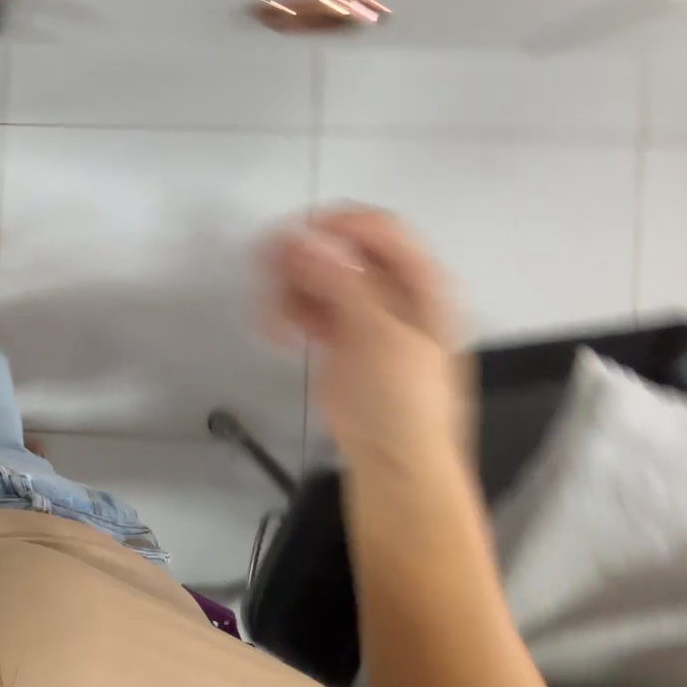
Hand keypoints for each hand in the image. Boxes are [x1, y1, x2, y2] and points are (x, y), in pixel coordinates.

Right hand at [265, 207, 471, 472]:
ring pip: (315, 277)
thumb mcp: (378, 336)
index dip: (332, 225)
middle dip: (299, 259)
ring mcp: (363, 312)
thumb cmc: (401, 401)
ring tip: (275, 319)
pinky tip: (279, 331)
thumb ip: (342, 283)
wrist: (394, 461)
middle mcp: (392, 289)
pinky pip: (306, 306)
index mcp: (419, 283)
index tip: (288, 239)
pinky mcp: (338, 336)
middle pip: (337, 249)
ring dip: (288, 289)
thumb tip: (302, 240)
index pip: (376, 228)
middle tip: (267, 276)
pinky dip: (287, 312)